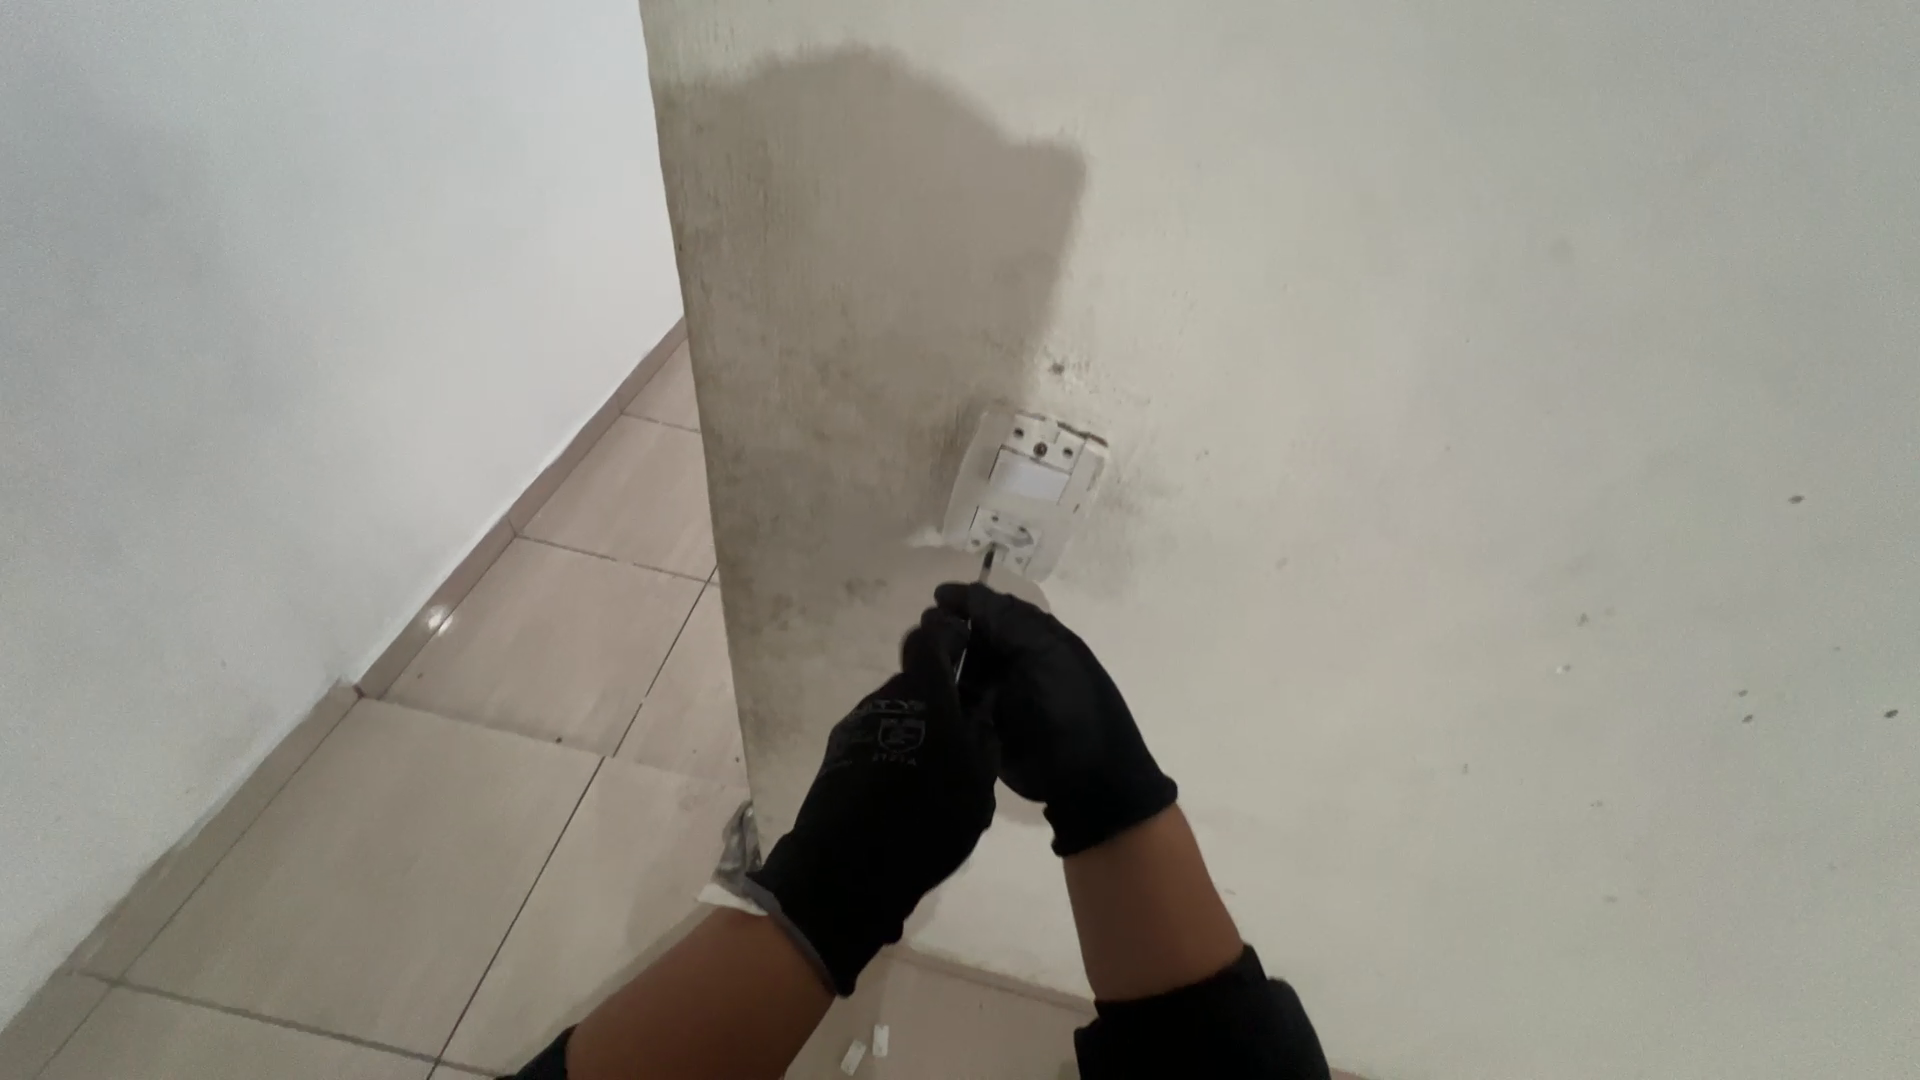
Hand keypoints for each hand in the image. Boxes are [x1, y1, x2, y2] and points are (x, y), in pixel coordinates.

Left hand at [744, 605, 997, 994]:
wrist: (847, 867)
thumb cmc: (927, 816)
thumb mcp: (977, 782)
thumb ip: (983, 738)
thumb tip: (982, 711)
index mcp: (924, 693)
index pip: (930, 638)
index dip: (947, 635)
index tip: (964, 643)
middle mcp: (886, 697)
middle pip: (914, 679)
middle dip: (937, 695)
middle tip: (960, 729)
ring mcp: (857, 724)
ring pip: (896, 711)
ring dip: (915, 726)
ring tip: (933, 770)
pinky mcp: (838, 753)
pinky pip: (876, 737)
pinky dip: (893, 749)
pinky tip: (902, 788)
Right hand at [936, 582, 1176, 855]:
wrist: (1085, 777)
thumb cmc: (1071, 705)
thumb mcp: (1045, 652)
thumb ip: (1007, 620)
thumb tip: (969, 593)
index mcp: (1035, 638)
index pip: (994, 608)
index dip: (967, 601)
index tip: (937, 599)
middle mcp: (1014, 660)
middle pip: (972, 634)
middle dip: (949, 629)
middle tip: (925, 632)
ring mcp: (996, 693)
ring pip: (960, 664)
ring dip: (941, 658)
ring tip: (919, 659)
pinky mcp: (980, 724)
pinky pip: (954, 700)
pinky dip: (939, 691)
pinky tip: (922, 686)